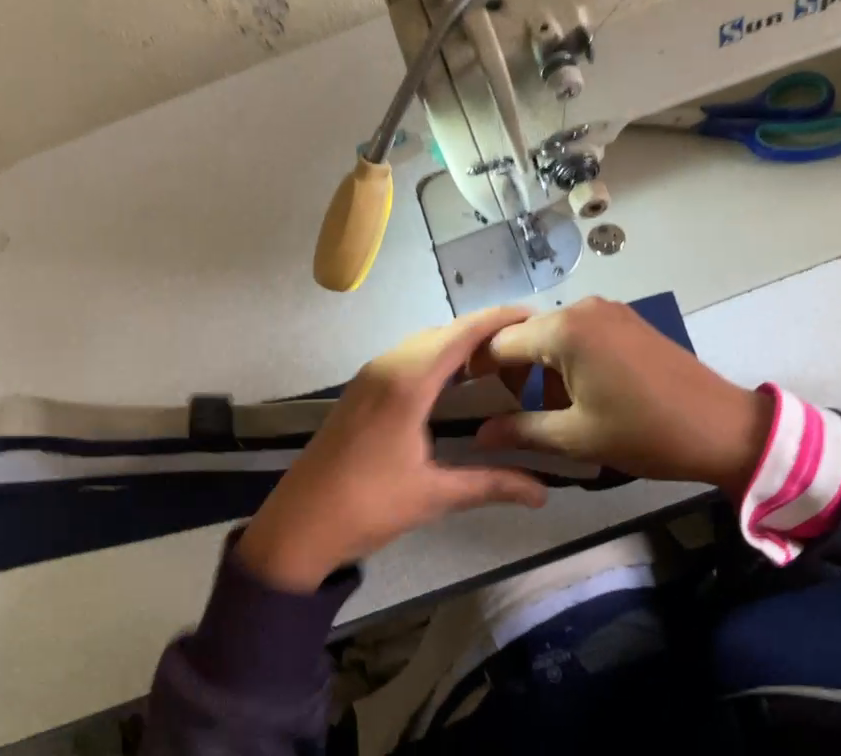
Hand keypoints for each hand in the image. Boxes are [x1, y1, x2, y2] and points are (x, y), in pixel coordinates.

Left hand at [236, 307, 550, 591]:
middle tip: (525, 348)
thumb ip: (491, 485)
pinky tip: (454, 383)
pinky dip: (436, 359)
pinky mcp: (360, 391)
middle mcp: (387, 367)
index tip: (533, 314)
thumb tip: (542, 493)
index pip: (461, 335)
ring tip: (497, 362)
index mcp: (407, 383)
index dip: (498, 319)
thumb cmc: (368, 506)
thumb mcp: (434, 495)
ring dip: (457, 346)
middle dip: (483, 333)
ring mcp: (369, 377)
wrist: (298, 526)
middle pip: (442, 334)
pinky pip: (405, 358)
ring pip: (421, 344)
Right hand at [474, 297, 770, 496]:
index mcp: (564, 330)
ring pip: (554, 335)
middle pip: (527, 335)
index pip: (499, 343)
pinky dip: (569, 360)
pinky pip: (582, 334)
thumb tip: (480, 436)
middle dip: (513, 373)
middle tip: (510, 414)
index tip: (469, 400)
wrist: (722, 426)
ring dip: (542, 368)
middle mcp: (582, 308)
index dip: (479, 372)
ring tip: (549, 411)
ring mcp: (609, 311)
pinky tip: (581, 394)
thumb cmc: (644, 433)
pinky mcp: (628, 321)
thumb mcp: (576, 437)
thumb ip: (521, 430)